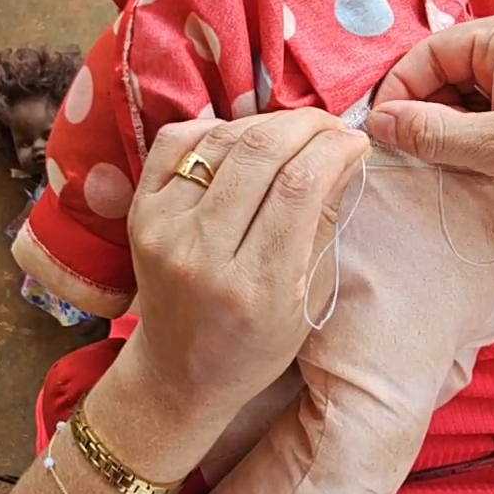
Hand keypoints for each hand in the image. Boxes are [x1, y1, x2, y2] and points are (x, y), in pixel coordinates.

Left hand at [89, 109, 368, 473]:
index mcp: (253, 287)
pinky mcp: (139, 212)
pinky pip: (177, 142)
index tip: (354, 141)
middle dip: (306, 125)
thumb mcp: (308, 299)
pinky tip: (243, 139)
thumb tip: (344, 150)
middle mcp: (200, 253)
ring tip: (295, 130)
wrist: (178, 371)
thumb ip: (325, 222)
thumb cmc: (255, 344)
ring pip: (221, 140)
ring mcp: (161, 228)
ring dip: (267, 123)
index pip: (299, 187)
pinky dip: (215, 128)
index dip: (333, 149)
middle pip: (259, 153)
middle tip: (331, 125)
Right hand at [367, 0, 493, 231]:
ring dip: (447, 126)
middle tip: (417, 155)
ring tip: (451, 162)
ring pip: (461, 90)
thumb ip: (432, 133)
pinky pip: (485, 105)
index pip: (428, 52)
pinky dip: (470, 132)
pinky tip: (474, 161)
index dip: (399, 93)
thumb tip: (376, 123)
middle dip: (424, 111)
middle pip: (442, 68)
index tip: (383, 136)